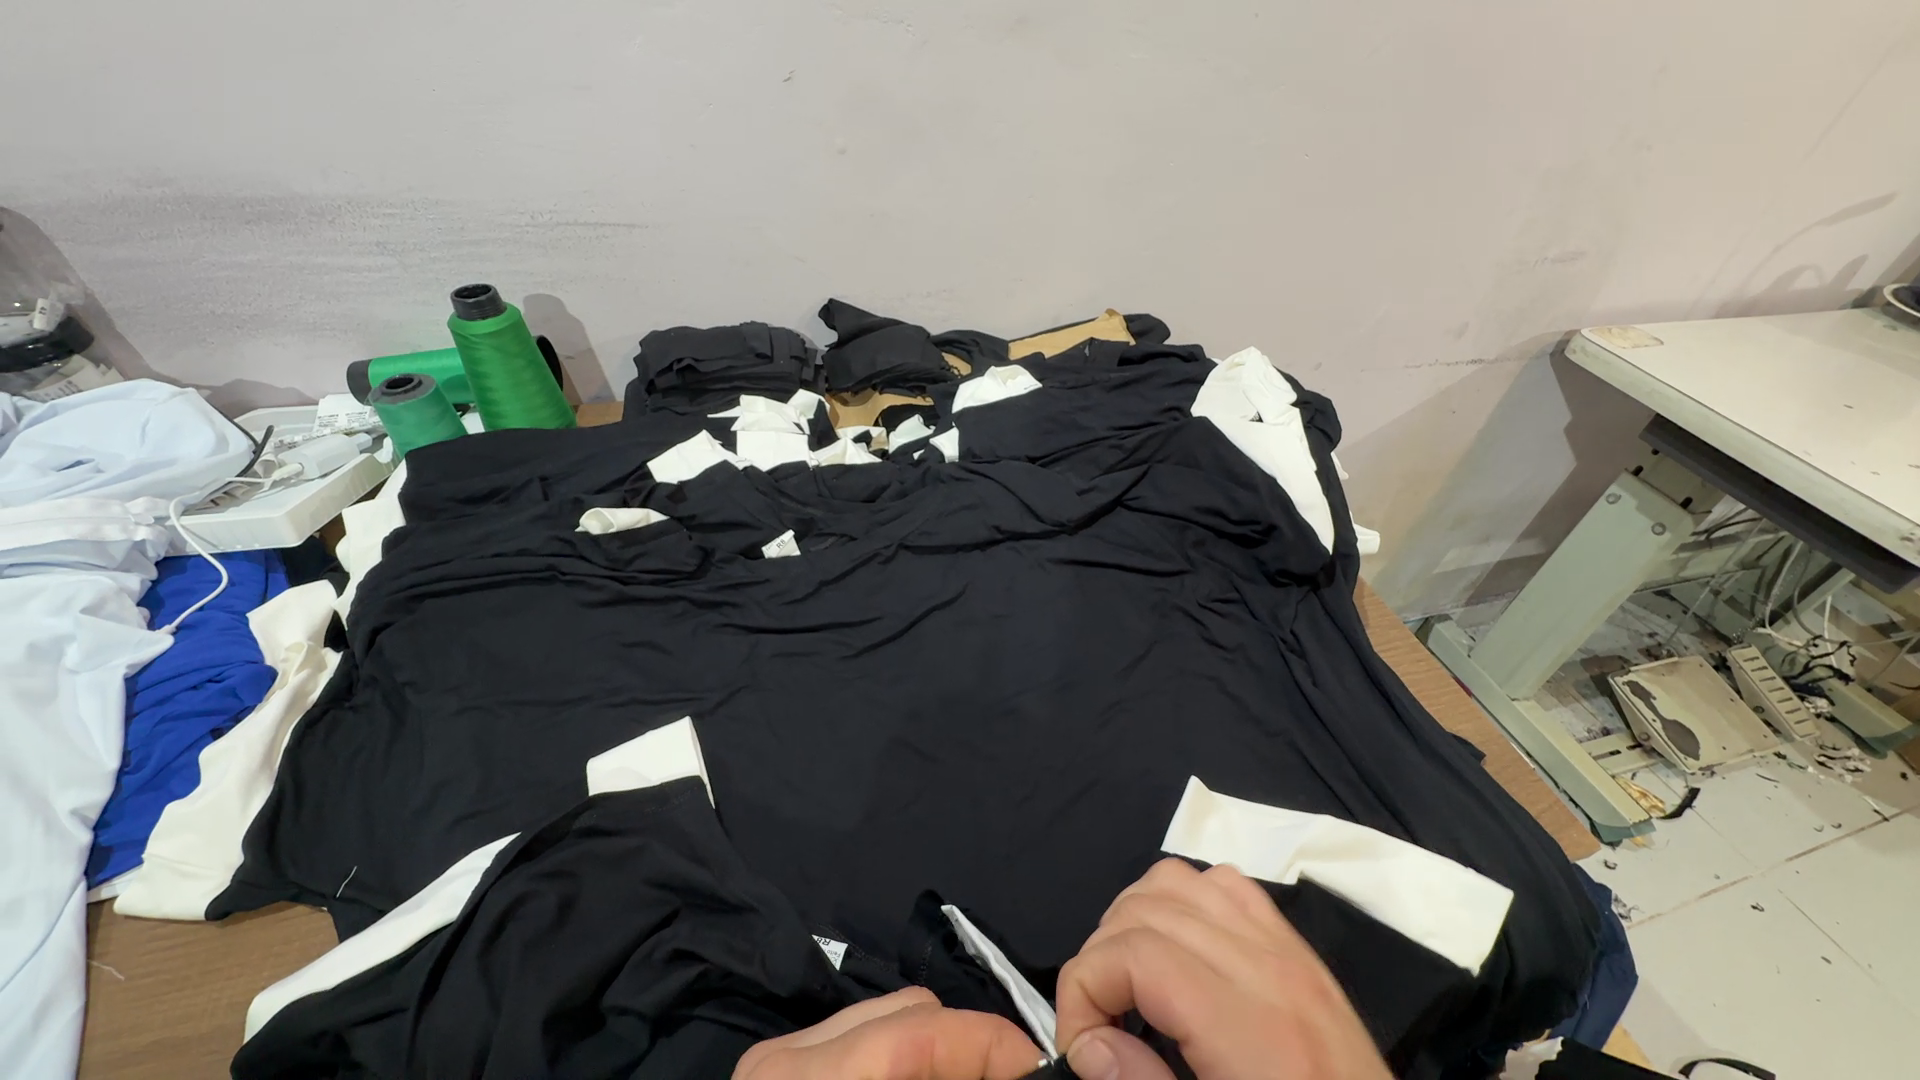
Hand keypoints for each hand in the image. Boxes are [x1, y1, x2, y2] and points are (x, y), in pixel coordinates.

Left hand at [734, 986, 1045, 1079]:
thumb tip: (1017, 1077)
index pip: (924, 1029)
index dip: (995, 1046)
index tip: (1041, 1073)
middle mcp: (788, 1057)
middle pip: (913, 1012)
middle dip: (972, 1050)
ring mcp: (778, 1062)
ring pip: (888, 1020)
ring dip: (939, 1057)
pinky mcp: (778, 1074)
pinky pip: (860, 1044)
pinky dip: (903, 1066)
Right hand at [1055, 859, 1391, 1079]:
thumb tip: (1091, 1045)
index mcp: (1256, 1034)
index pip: (1136, 955)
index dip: (1083, 991)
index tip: (1080, 1051)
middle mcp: (1272, 970)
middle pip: (1146, 910)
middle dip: (1099, 960)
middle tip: (1098, 1027)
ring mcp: (1289, 950)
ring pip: (1177, 880)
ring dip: (1133, 922)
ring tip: (1129, 986)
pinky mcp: (1297, 948)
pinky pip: (1223, 884)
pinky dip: (1182, 903)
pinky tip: (1177, 955)